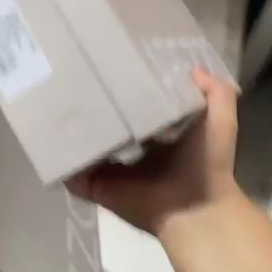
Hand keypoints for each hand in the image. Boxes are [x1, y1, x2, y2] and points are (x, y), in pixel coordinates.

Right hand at [70, 68, 241, 237]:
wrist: (196, 208)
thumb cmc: (207, 163)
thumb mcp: (219, 120)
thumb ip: (215, 92)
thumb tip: (193, 69)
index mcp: (154, 134)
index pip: (131, 106)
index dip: (122, 88)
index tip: (108, 64)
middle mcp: (128, 149)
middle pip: (102, 123)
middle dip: (90, 106)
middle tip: (74, 80)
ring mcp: (109, 169)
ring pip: (83, 145)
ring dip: (70, 130)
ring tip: (54, 103)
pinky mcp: (96, 187)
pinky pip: (71, 172)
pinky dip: (61, 160)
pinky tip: (51, 137)